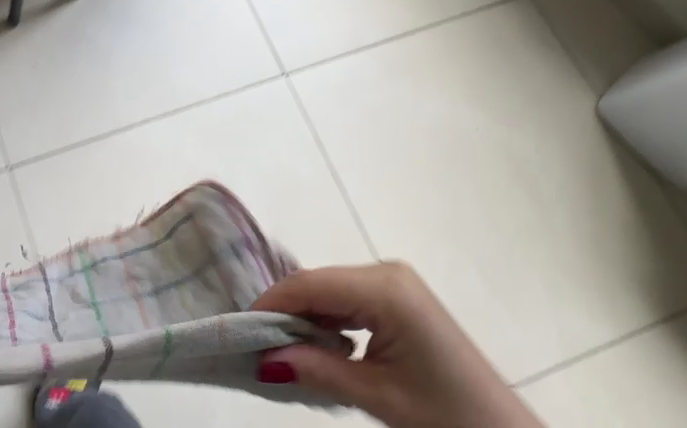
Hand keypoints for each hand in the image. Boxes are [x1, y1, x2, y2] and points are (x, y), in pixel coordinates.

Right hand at [251, 263, 539, 427]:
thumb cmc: (448, 416)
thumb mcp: (378, 397)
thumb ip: (318, 371)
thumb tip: (262, 360)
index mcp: (384, 287)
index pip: (309, 285)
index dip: (270, 305)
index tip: (238, 330)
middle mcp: (387, 272)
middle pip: (318, 284)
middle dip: (285, 313)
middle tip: (255, 345)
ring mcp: (396, 284)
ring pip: (331, 292)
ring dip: (306, 319)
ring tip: (278, 350)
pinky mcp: (401, 300)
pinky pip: (350, 301)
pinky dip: (329, 322)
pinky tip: (316, 348)